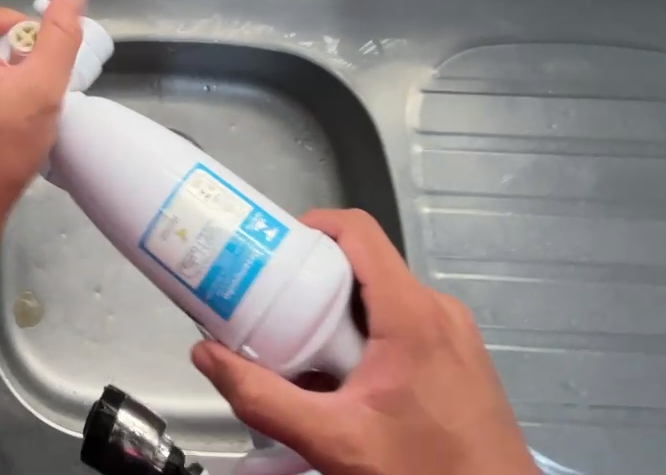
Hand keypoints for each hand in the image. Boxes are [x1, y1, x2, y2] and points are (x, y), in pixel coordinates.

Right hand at [191, 209, 534, 474]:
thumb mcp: (335, 442)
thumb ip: (264, 398)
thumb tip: (205, 354)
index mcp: (412, 313)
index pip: (357, 229)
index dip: (310, 224)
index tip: (271, 247)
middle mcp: (438, 310)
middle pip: (362, 262)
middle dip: (311, 274)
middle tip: (268, 297)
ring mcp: (454, 334)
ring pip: (380, 293)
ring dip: (335, 307)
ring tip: (295, 338)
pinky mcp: (460, 359)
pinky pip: (401, 321)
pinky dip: (362, 331)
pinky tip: (339, 375)